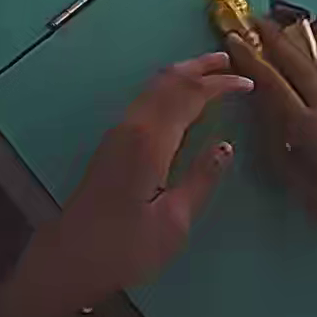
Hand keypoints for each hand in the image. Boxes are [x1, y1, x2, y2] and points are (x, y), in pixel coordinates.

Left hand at [12, 54, 252, 312]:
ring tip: (212, 69)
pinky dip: (171, 85)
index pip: (191, 95)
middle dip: (202, 66)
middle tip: (231, 60)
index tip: (247, 84)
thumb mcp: (173, 223)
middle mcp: (135, 124)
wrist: (70, 255)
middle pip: (171, 80)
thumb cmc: (125, 246)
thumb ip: (201, 179)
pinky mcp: (116, 137)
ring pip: (156, 85)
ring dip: (185, 72)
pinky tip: (182, 94)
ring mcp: (121, 128)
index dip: (220, 84)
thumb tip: (226, 146)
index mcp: (151, 140)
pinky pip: (148, 96)